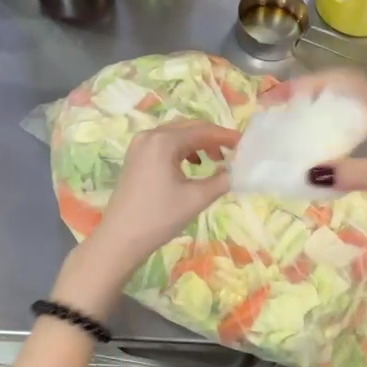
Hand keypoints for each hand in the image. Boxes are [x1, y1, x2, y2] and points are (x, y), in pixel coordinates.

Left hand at [54, 121, 238, 313]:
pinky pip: (164, 144)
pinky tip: (193, 164)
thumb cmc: (159, 218)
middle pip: (189, 127)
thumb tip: (236, 170)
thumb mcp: (197, 198)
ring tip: (216, 159)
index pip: (203, 131)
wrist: (120, 239)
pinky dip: (183, 149)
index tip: (246, 145)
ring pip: (176, 134)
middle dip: (213, 137)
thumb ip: (222, 180)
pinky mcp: (135, 157)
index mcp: (164, 141)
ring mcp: (139, 145)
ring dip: (198, 142)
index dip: (226, 137)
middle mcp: (150, 135)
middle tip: (233, 152)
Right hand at [262, 70, 366, 231]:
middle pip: (340, 87)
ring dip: (321, 108)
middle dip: (305, 94)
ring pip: (352, 103)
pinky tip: (331, 145)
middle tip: (271, 109)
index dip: (298, 92)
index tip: (266, 103)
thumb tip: (308, 172)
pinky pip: (364, 119)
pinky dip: (340, 125)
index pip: (334, 88)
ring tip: (291, 125)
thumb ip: (359, 172)